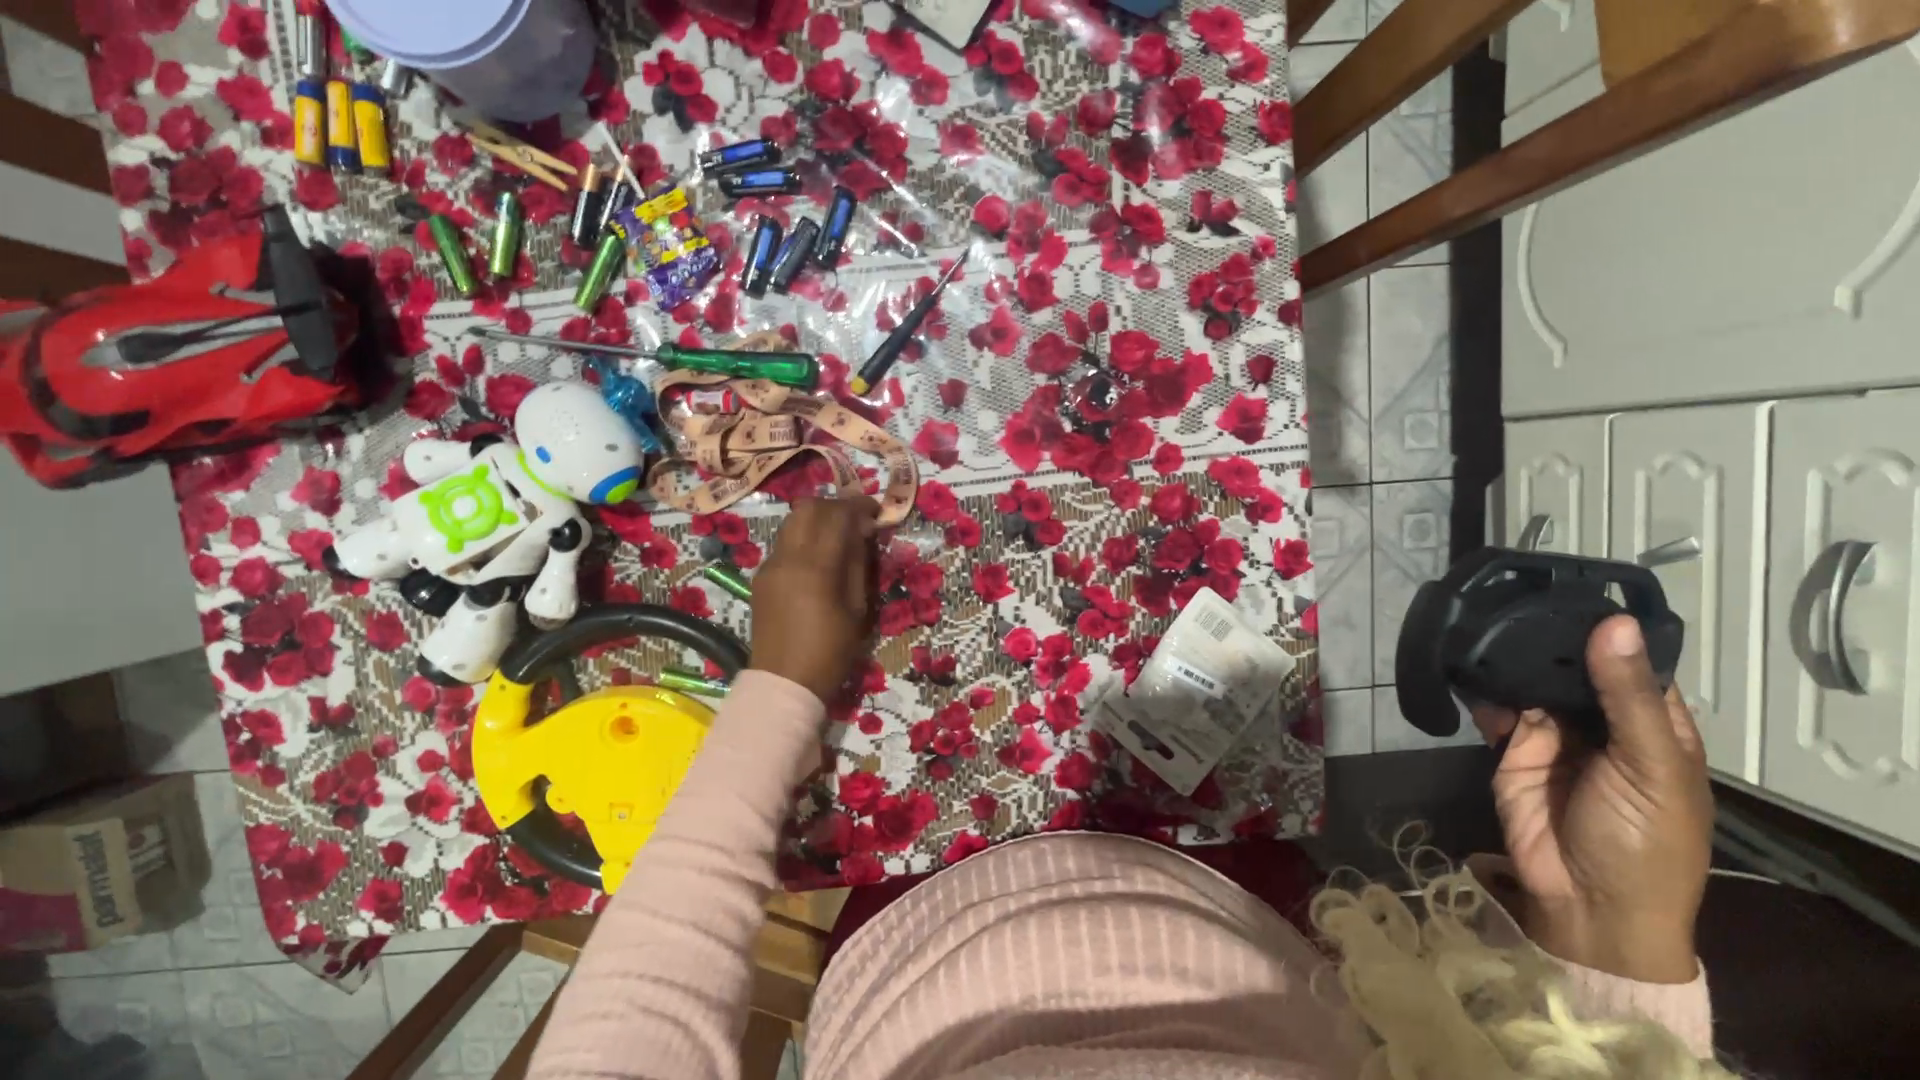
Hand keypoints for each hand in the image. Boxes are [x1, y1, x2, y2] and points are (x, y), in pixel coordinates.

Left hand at [748, 497, 879, 704]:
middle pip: (808, 507)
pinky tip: (818, 560)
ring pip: (792, 522)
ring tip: (838, 536)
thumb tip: (862, 533)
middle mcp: (788, 557)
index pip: (837, 515)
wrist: (784, 683)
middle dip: (835, 506)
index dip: (859, 506)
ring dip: (817, 519)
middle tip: (856, 520)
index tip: (876, 511)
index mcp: (816, 567)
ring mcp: (770, 566)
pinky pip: (784, 544)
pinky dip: (803, 539)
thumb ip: (857, 564)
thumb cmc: (830, 652)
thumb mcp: (857, 609)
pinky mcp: (761, 577)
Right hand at [1469, 615, 1713, 982]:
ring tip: (1488, 618)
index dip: (1609, 628)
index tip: (1573, 585)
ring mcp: (1556, 734)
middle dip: (1550, 638)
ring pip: (1535, 683)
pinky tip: (1471, 662)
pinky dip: (1485, 689)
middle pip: (1576, 666)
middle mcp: (1604, 721)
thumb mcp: (1650, 765)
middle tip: (1515, 591)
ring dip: (1516, 659)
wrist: (1587, 903)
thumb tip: (1615, 623)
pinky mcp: (1513, 749)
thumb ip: (1626, 696)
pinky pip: (1499, 709)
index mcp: (1654, 722)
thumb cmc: (1645, 839)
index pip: (1633, 661)